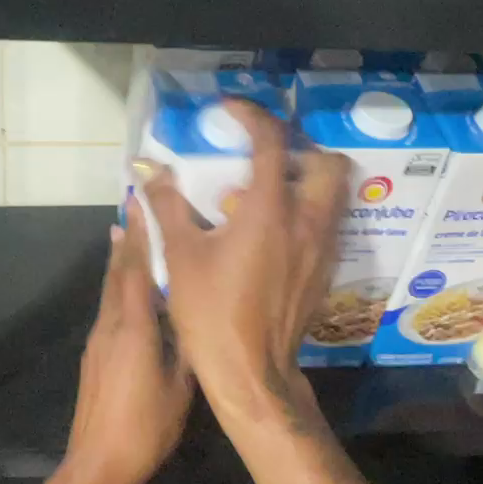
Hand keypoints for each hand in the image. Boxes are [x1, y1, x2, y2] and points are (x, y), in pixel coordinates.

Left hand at [64, 199, 193, 483]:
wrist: (98, 461)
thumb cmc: (145, 427)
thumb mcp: (180, 388)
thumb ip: (186, 349)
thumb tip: (191, 319)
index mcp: (134, 329)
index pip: (135, 272)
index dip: (140, 237)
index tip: (142, 207)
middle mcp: (111, 326)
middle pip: (117, 274)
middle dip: (126, 241)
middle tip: (132, 209)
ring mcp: (98, 341)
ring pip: (109, 291)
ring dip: (118, 261)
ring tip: (124, 236)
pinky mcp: (94, 355)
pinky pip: (107, 308)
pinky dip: (116, 287)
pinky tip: (125, 288)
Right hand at [140, 99, 349, 434]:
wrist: (251, 372)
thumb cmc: (211, 313)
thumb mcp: (180, 255)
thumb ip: (166, 204)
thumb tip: (146, 168)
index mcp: (270, 210)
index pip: (272, 141)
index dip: (251, 115)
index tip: (229, 111)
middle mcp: (307, 221)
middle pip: (326, 160)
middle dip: (299, 146)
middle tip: (264, 154)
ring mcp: (322, 246)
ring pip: (335, 192)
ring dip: (307, 177)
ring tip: (268, 189)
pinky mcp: (325, 269)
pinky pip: (329, 221)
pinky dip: (308, 209)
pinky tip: (274, 230)